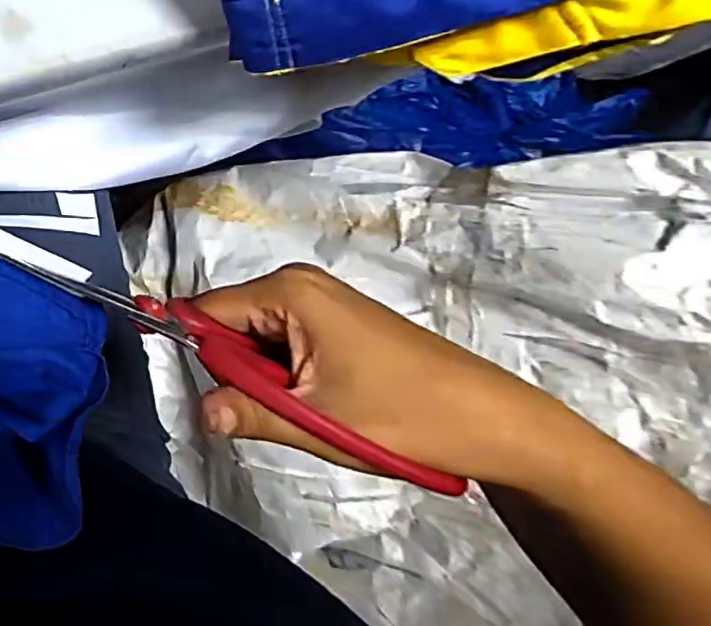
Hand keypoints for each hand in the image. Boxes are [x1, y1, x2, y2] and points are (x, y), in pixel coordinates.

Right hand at [191, 264, 599, 491]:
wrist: (509, 428)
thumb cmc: (412, 418)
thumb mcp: (322, 422)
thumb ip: (250, 412)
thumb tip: (200, 414)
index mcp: (287, 291)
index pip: (206, 311)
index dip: (204, 352)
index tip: (222, 392)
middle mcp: (296, 281)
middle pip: (230, 321)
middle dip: (244, 367)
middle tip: (287, 405)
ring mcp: (318, 295)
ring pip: (255, 332)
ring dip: (268, 371)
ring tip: (313, 403)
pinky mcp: (334, 313)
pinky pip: (281, 334)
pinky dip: (288, 367)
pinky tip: (324, 392)